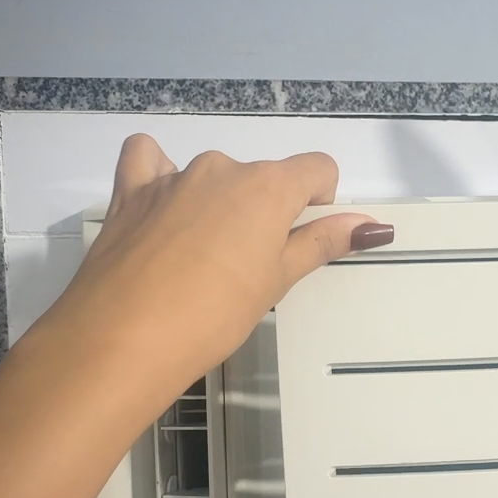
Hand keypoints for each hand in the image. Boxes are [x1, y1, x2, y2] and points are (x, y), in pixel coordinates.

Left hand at [32, 134, 392, 389]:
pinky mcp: (130, 191)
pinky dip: (160, 172)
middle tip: (248, 266)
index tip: (303, 235)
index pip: (317, 168)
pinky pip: (149, 160)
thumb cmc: (215, 315)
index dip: (320, 199)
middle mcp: (223, 168)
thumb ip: (323, 242)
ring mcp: (172, 176)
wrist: (124, 337)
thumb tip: (373, 225)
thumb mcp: (277, 280)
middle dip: (264, 211)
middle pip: (262, 177)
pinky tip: (162, 205)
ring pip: (211, 176)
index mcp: (268, 187)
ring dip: (217, 202)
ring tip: (201, 255)